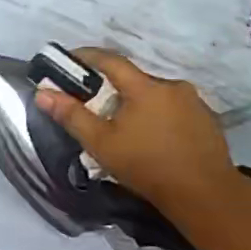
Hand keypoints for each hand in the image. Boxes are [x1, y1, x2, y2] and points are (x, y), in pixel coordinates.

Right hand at [32, 48, 242, 208]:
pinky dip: (157, 116)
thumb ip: (71, 115)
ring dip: (136, 104)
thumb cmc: (146, 165)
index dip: (87, 56)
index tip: (68, 59)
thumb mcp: (100, 143)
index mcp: (145, 88)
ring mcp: (195, 102)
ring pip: (155, 95)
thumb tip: (43, 93)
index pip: (111, 60)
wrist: (203, 193)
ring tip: (123, 128)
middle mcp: (173, 86)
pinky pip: (174, 109)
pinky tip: (152, 138)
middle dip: (112, 88)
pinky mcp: (208, 120)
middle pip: (134, 80)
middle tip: (94, 108)